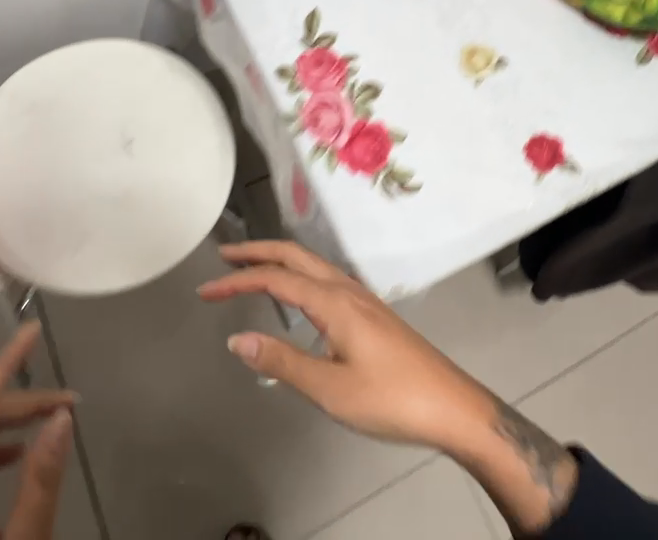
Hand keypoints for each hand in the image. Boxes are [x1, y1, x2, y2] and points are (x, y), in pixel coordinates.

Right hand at [196, 241, 494, 453]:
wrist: (452, 405)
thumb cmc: (390, 398)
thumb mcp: (329, 388)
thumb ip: (281, 360)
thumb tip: (236, 338)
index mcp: (333, 301)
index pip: (275, 278)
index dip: (238, 280)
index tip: (205, 290)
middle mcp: (347, 289)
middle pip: (295, 256)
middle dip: (258, 252)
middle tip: (223, 257)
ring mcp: (363, 299)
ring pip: (313, 265)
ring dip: (279, 261)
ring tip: (251, 269)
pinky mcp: (372, 313)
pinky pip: (325, 280)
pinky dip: (299, 276)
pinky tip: (296, 297)